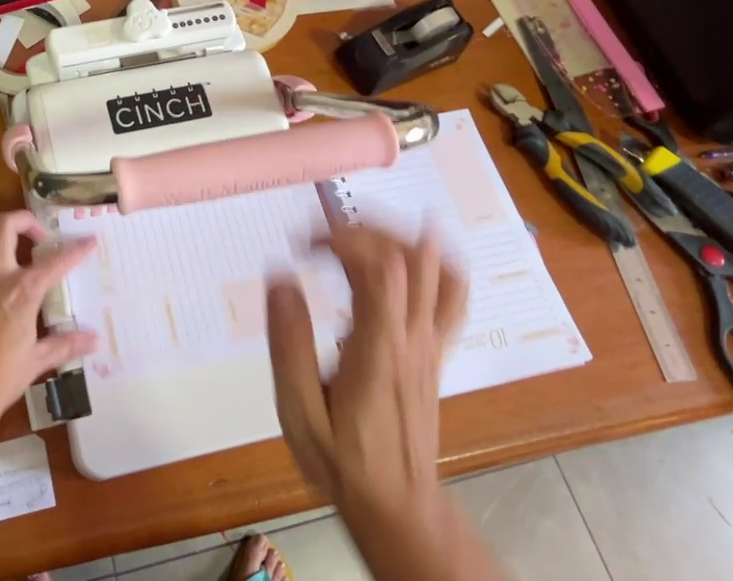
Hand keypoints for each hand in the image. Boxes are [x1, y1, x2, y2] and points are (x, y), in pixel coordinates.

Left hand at [0, 210, 98, 426]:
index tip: (88, 242)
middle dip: (23, 220)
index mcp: (22, 292)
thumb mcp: (38, 361)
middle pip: (3, 227)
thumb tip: (95, 340)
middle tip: (35, 235)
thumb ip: (66, 345)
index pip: (54, 261)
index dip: (75, 249)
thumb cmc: (0, 379)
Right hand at [265, 225, 466, 515]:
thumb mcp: (298, 409)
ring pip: (438, 270)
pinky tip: (415, 251)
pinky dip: (437, 262)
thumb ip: (289, 343)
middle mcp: (413, 339)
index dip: (344, 238)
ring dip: (402, 236)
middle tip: (322, 233)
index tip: (304, 244)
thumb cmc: (340, 459)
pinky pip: (453, 296)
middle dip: (365, 228)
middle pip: (409, 257)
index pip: (379, 269)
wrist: (396, 504)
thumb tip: (280, 278)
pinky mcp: (437, 352)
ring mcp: (432, 344)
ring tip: (363, 230)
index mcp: (378, 350)